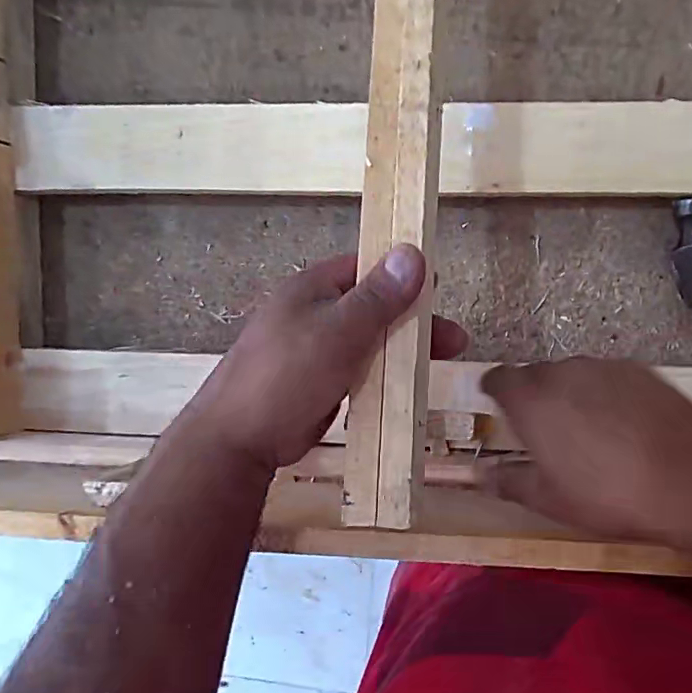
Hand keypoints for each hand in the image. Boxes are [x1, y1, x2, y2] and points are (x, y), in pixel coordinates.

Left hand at [186, 245, 468, 468]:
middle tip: (454, 340)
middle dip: (413, 320)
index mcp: (312, 288)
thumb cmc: (287, 375)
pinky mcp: (319, 382)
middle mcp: (313, 313)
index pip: (365, 267)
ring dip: (403, 349)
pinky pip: (359, 369)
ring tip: (440, 362)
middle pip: (374, 307)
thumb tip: (412, 252)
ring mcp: (315, 349)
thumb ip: (378, 296)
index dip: (402, 274)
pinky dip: (384, 373)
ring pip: (369, 341)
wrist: (237, 440)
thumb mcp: (339, 330)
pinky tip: (407, 386)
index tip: (437, 288)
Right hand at [479, 359, 691, 558]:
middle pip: (535, 374)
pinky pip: (607, 377)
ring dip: (570, 393)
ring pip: (573, 374)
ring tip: (589, 430)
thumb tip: (481, 475)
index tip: (497, 407)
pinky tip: (623, 424)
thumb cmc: (609, 495)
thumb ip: (509, 482)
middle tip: (546, 431)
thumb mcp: (550, 500)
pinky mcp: (639, 369)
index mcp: (531, 399)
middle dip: (533, 396)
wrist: (690, 479)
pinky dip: (604, 392)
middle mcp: (563, 372)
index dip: (494, 391)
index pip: (498, 378)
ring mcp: (604, 367)